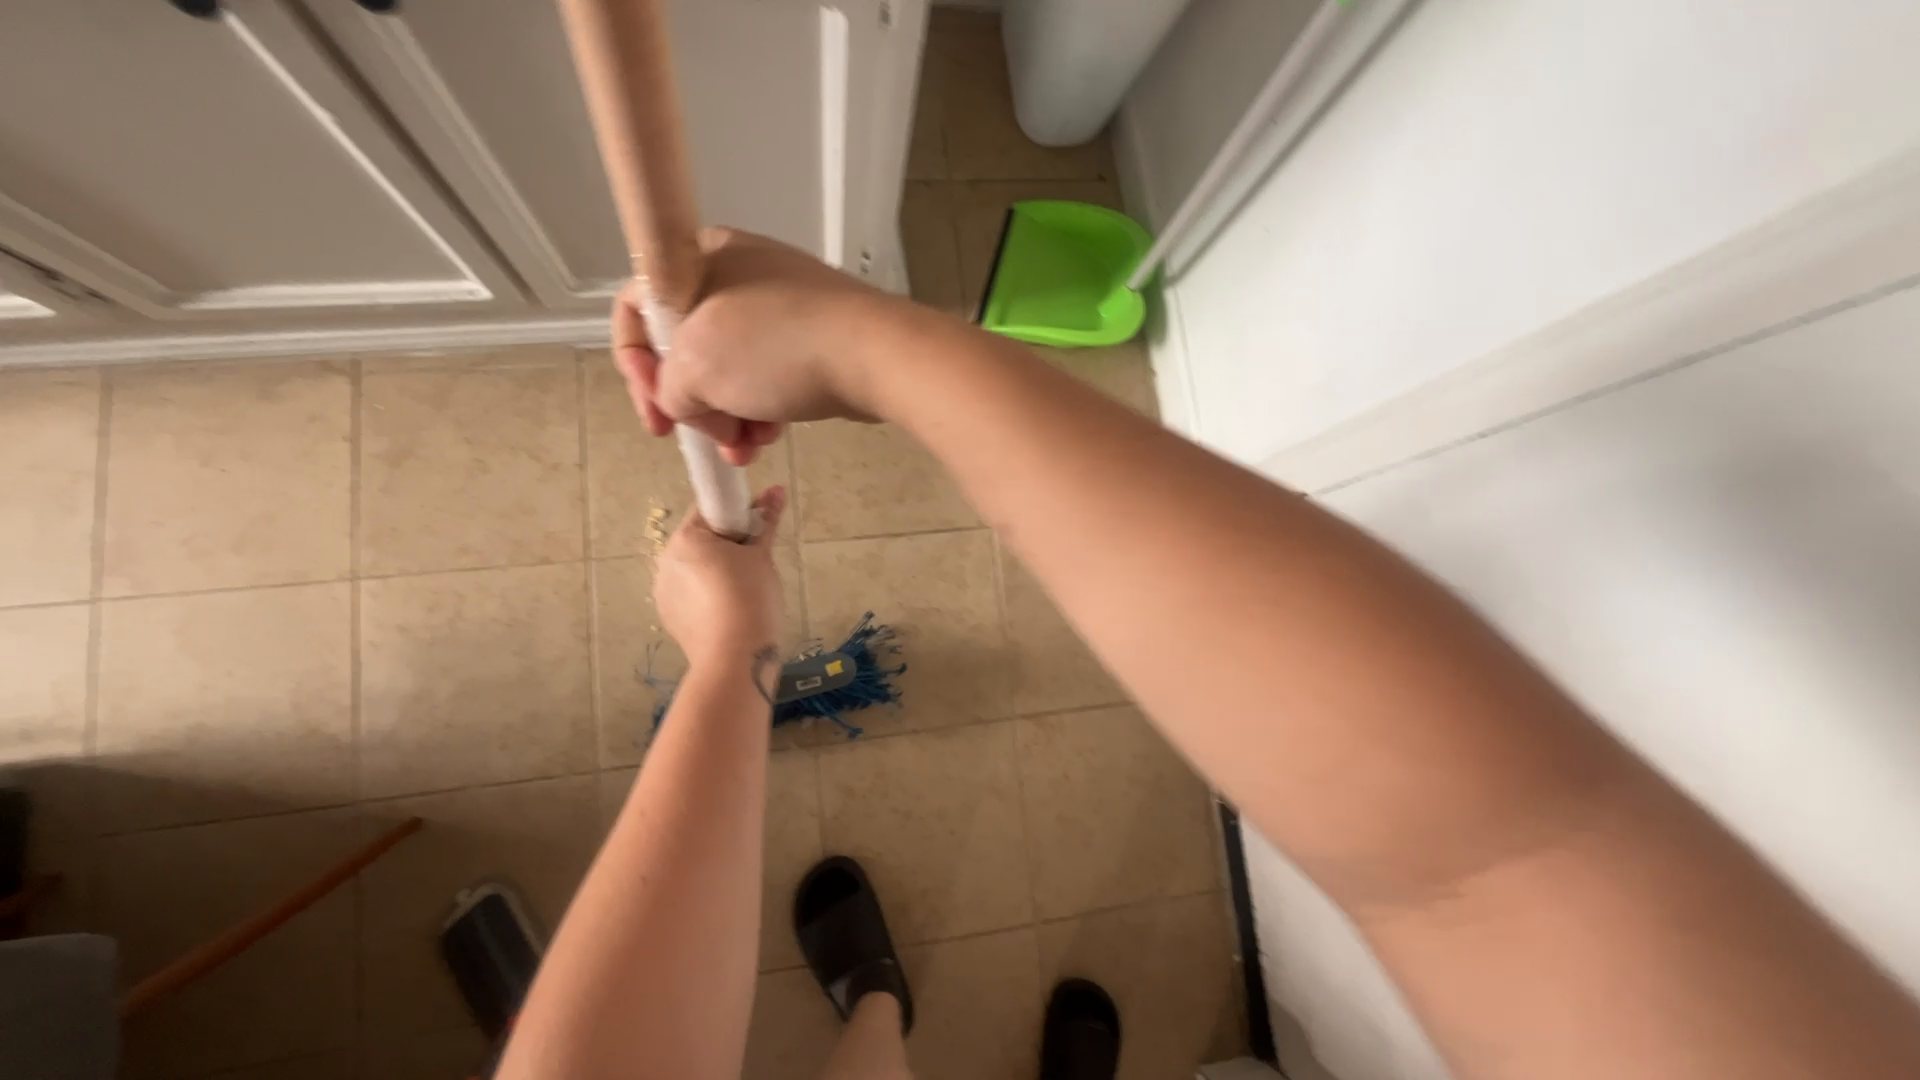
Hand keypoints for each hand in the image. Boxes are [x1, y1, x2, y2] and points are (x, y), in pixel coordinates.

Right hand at [613, 228, 915, 463]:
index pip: (639, 306)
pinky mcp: (811, 334)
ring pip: (731, 368)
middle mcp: (736, 272)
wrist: (872, 354)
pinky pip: (768, 373)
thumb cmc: (774, 348)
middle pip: (687, 346)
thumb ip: (667, 387)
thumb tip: (684, 400)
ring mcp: (779, 303)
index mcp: (697, 258)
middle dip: (693, 404)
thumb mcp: (695, 369)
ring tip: (744, 450)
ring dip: (729, 416)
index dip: (634, 365)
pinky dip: (762, 407)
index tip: (655, 416)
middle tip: (710, 438)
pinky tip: (770, 438)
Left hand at [653, 486, 787, 666]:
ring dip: (716, 571)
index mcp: (686, 538)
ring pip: (695, 569)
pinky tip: (728, 610)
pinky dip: (707, 595)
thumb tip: (777, 489)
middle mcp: (666, 560)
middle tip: (756, 562)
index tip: (758, 530)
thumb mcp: (761, 556)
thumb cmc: (751, 597)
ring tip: (744, 592)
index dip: (737, 515)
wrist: (735, 656)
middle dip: (727, 545)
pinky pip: (690, 594)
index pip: (711, 511)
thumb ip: (766, 521)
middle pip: (701, 540)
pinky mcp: (669, 616)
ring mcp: (664, 590)